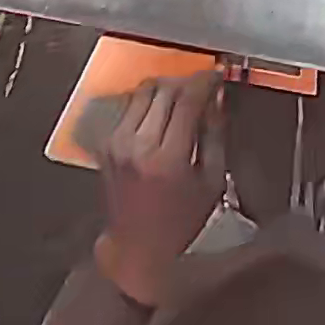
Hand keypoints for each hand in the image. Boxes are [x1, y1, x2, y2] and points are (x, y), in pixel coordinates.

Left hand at [93, 71, 226, 305]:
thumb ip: (215, 135)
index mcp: (167, 158)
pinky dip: (148, 101)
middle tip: (202, 86)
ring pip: (144, 91)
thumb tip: (217, 98)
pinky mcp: (107, 142)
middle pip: (165, 90)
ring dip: (166, 87)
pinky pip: (130, 106)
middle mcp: (138, 144)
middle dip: (187, 82)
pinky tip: (161, 112)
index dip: (204, 81)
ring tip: (182, 97)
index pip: (187, 101)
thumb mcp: (211, 183)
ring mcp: (118, 142)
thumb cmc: (182, 221)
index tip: (217, 74)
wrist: (135, 249)